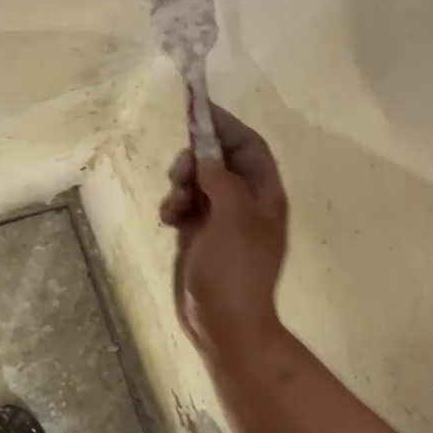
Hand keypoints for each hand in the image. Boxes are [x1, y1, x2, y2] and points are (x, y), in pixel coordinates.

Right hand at [158, 104, 287, 354]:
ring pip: (197, 183)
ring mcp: (220, 220)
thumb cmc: (235, 270)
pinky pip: (184, 206)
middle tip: (179, 173)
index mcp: (264, 195)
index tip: (198, 109)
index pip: (248, 146)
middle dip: (196, 161)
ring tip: (173, 206)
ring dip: (180, 185)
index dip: (226, 126)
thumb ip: (221, 180)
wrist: (224, 323)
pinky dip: (173, 207)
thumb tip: (206, 157)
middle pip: (218, 161)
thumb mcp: (233, 218)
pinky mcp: (199, 236)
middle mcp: (244, 203)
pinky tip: (167, 220)